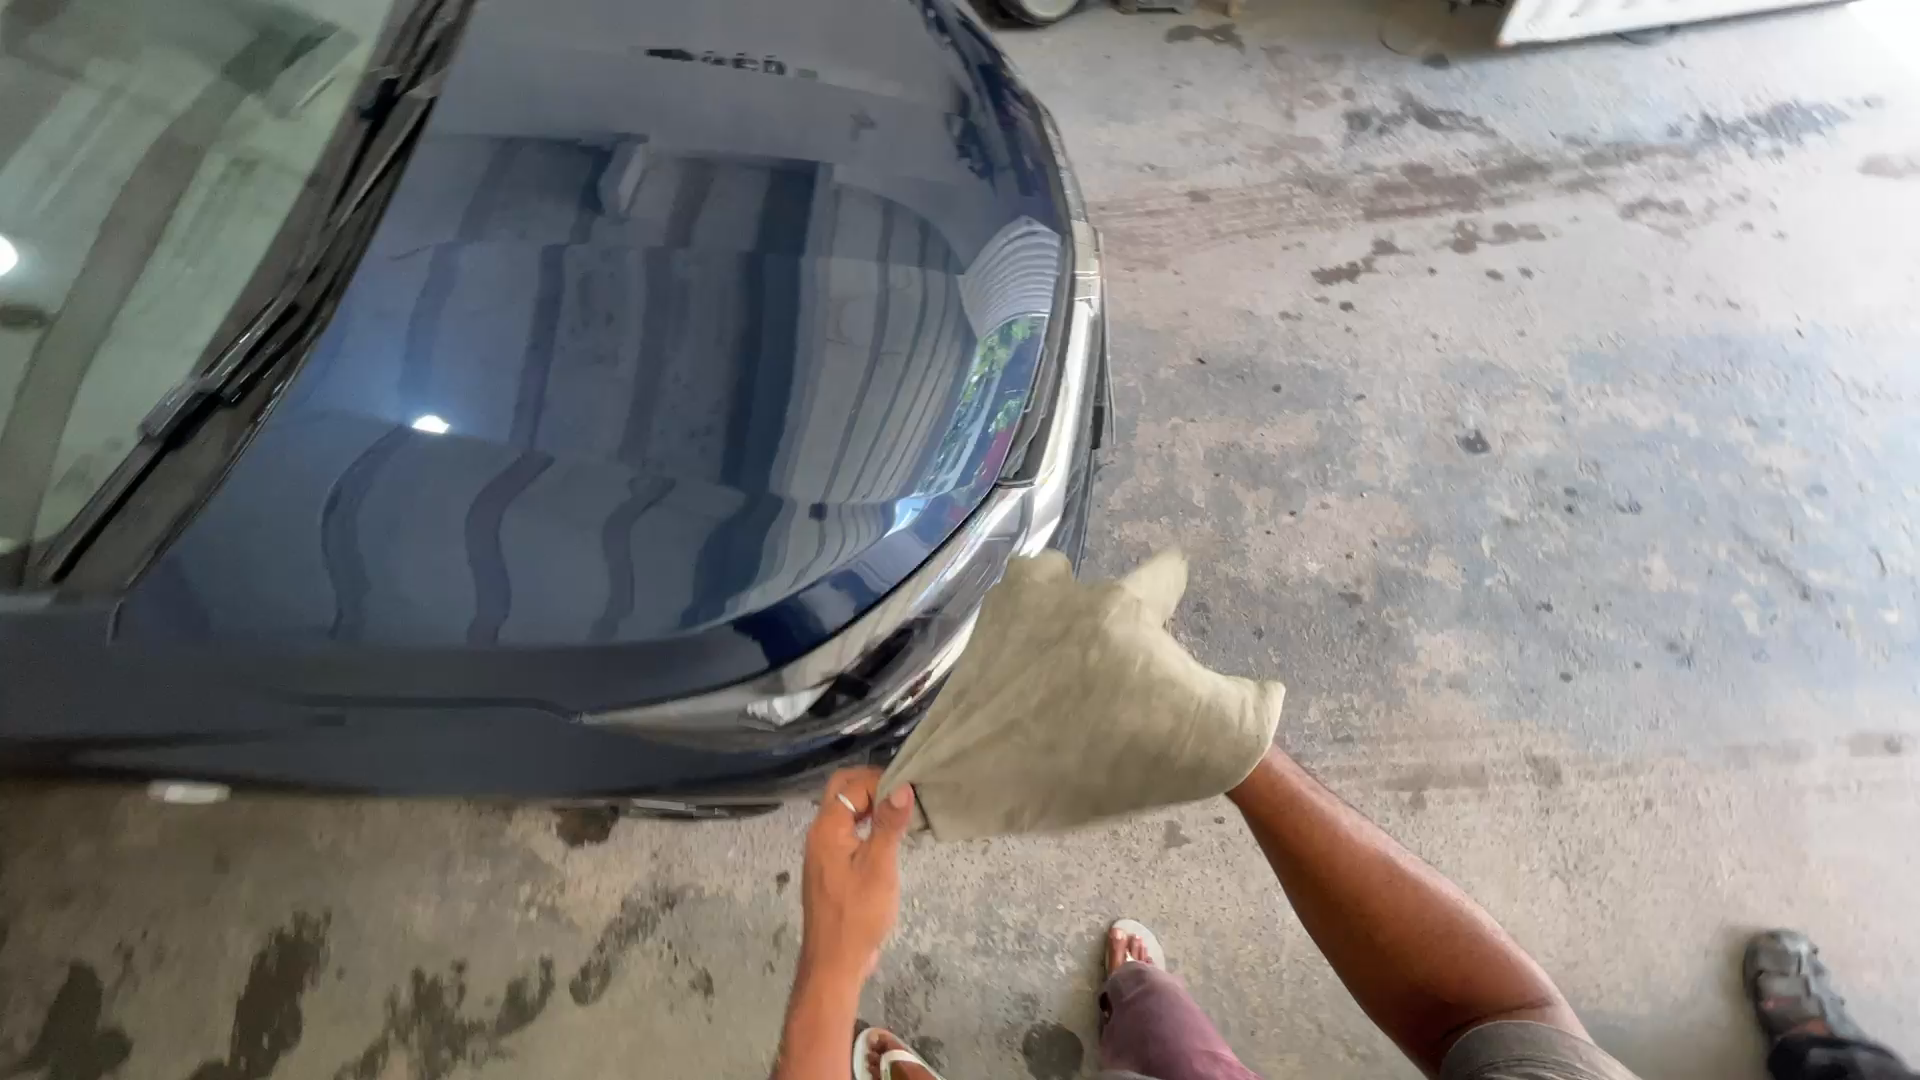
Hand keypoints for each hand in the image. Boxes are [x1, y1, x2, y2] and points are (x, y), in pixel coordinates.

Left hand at [798, 768, 914, 985]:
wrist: (834, 963)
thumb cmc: (858, 914)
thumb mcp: (879, 867)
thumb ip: (889, 824)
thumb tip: (902, 786)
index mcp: (827, 828)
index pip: (853, 785)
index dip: (881, 781)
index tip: (909, 789)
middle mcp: (819, 833)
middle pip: (841, 790)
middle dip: (871, 783)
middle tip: (902, 792)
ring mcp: (822, 850)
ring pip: (842, 809)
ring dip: (868, 802)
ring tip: (899, 810)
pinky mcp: (829, 866)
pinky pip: (845, 828)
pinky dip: (864, 821)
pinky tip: (886, 835)